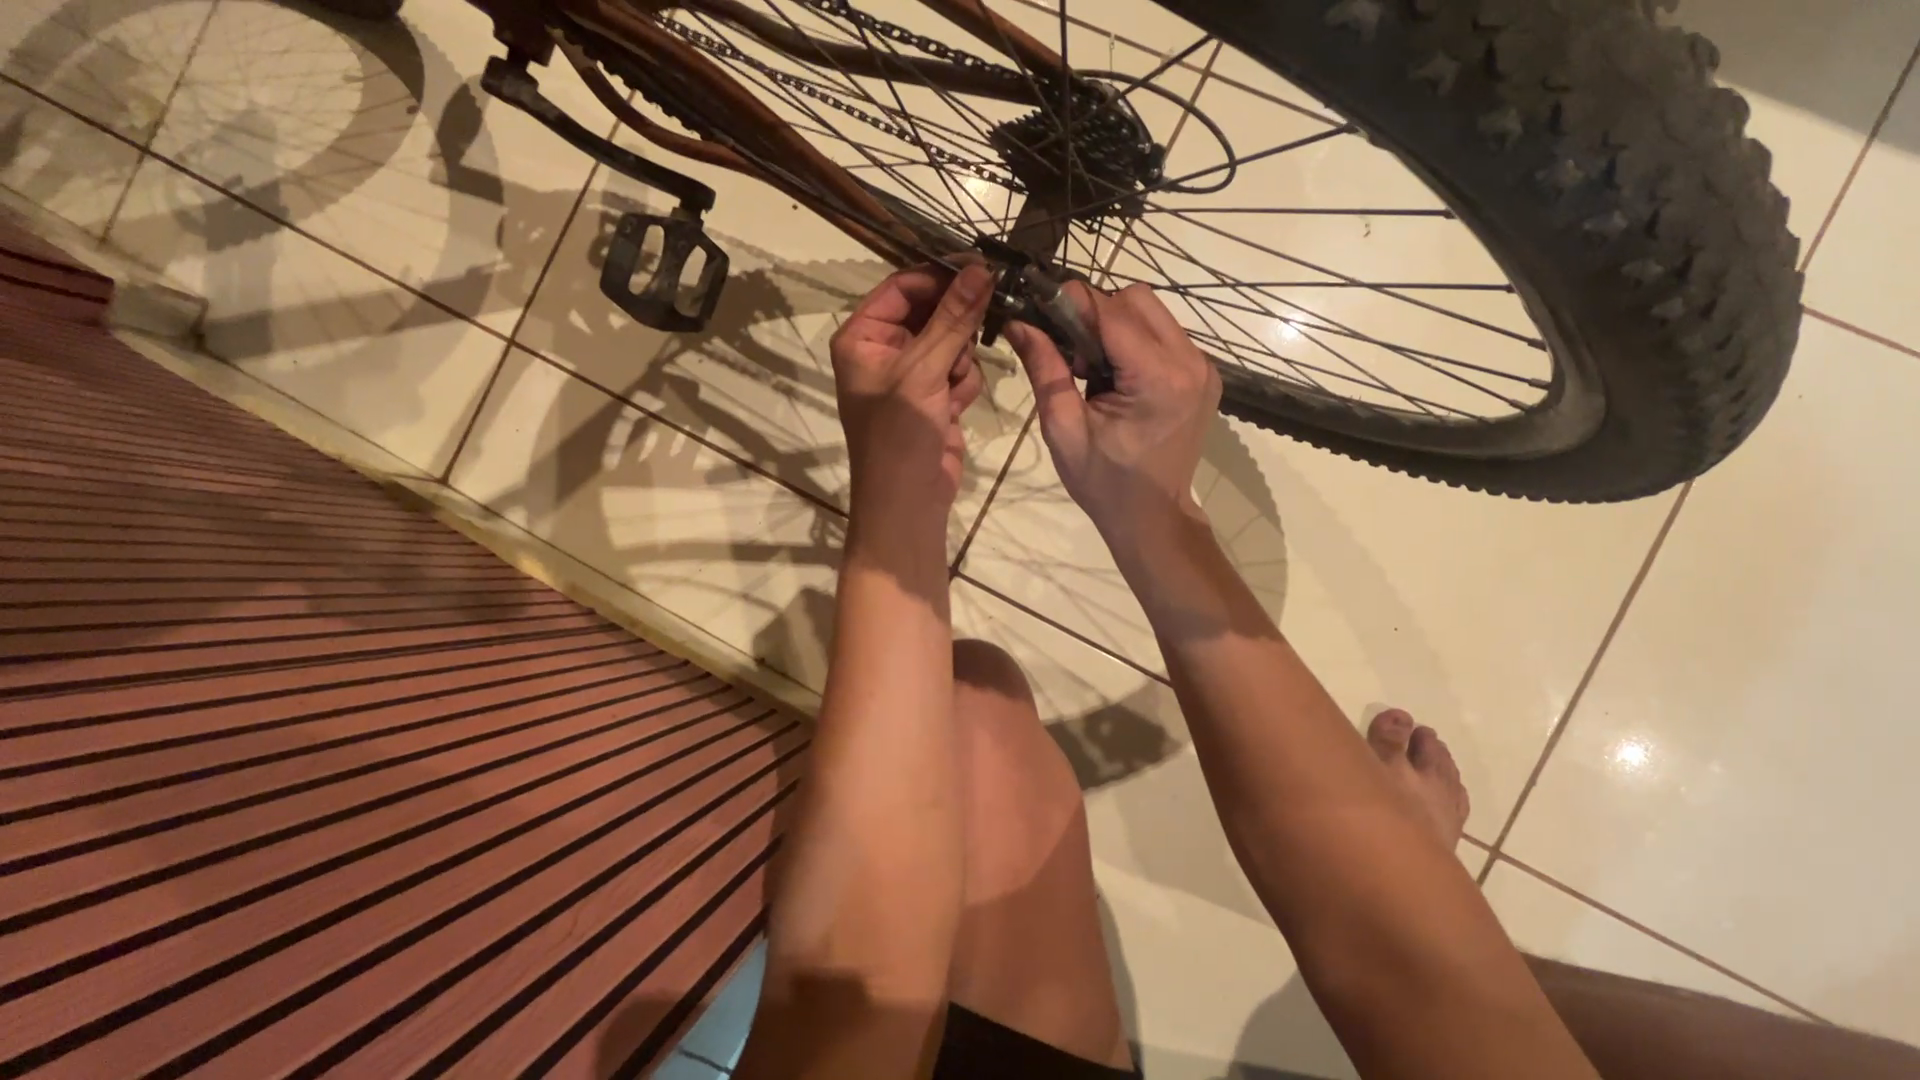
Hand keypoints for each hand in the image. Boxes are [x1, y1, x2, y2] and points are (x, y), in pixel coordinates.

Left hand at [831, 263, 992, 509]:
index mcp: (861, 337)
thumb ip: (954, 318)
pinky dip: (963, 384)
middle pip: (931, 311)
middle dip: (955, 326)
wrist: (909, 501)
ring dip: (960, 359)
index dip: (940, 277)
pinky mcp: (934, 395)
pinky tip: (954, 407)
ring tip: (952, 386)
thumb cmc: (899, 433)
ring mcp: (910, 374)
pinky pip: (959, 368)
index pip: (902, 287)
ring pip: (952, 339)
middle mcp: (883, 350)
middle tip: (979, 324)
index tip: (981, 270)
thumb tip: (982, 269)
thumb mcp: (923, 369)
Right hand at [1005, 283, 1220, 535]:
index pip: (1111, 310)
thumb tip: (1018, 323)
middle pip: (1136, 299)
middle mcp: (1190, 363)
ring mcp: (1204, 367)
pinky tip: (1118, 378)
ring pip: (1153, 312)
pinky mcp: (1205, 375)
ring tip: (1094, 370)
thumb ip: (1045, 369)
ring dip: (1116, 326)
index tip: (1042, 317)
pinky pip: (1165, 335)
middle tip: (1072, 355)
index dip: (1072, 304)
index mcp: (1158, 378)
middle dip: (1096, 313)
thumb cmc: (1103, 482)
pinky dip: (1136, 342)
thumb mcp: (1064, 428)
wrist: (1153, 518)